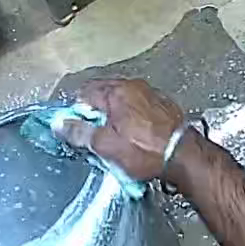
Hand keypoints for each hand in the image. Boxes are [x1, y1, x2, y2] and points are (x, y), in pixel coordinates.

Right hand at [58, 78, 188, 181]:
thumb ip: (79, 132)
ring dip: (115, 116)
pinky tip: (135, 137)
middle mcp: (134, 87)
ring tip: (116, 139)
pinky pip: (139, 108)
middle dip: (96, 113)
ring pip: (122, 101)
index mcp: (116, 91)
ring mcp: (151, 95)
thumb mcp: (105, 145)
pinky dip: (133, 119)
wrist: (185, 158)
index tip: (77, 128)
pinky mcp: (164, 107)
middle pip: (104, 94)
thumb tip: (59, 124)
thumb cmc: (146, 151)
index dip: (77, 111)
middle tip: (95, 135)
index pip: (84, 93)